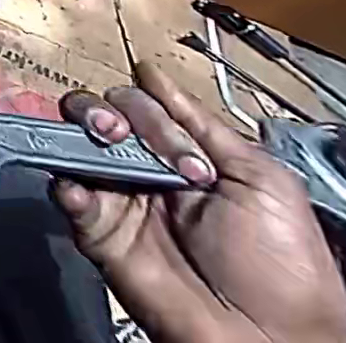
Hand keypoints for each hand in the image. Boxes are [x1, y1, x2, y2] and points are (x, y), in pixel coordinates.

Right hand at [55, 62, 345, 342]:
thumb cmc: (281, 273)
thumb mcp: (265, 185)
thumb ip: (208, 127)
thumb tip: (153, 73)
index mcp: (180, 153)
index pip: (146, 105)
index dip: (158, 113)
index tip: (192, 159)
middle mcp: (142, 165)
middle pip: (104, 109)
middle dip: (112, 110)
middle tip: (127, 134)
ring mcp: (115, 194)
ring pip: (75, 135)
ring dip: (84, 126)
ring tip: (107, 141)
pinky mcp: (94, 226)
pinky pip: (64, 190)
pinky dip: (67, 182)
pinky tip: (86, 189)